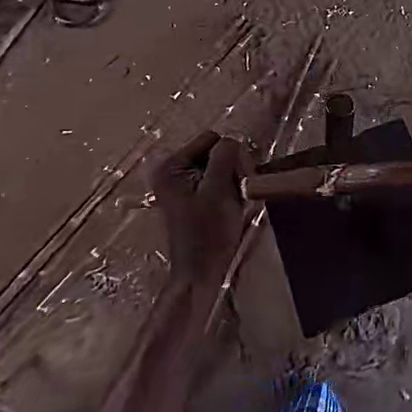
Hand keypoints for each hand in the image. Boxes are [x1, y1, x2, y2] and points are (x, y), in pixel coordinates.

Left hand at [147, 132, 248, 289]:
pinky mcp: (189, 197)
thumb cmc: (208, 233)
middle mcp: (171, 170)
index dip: (230, 156)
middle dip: (231, 168)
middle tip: (240, 193)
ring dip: (232, 181)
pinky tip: (229, 207)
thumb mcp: (218, 190)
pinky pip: (215, 181)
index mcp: (171, 165)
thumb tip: (233, 138)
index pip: (212, 139)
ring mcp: (180, 185)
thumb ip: (224, 157)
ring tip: (235, 202)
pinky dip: (226, 190)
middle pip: (214, 151)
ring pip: (218, 167)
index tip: (240, 179)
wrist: (200, 274)